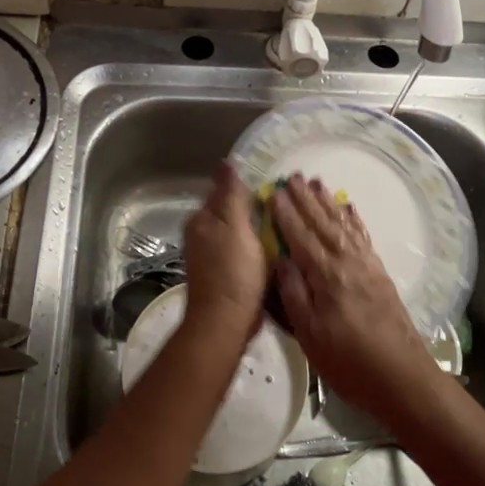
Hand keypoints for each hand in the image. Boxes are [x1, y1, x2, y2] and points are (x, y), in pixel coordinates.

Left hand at [181, 162, 268, 342]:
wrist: (225, 323)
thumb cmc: (232, 271)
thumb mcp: (235, 226)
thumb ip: (231, 194)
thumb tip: (225, 161)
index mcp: (202, 219)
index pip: (224, 192)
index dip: (247, 189)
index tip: (274, 190)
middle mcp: (200, 235)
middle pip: (230, 213)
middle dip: (252, 210)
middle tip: (283, 210)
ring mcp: (209, 258)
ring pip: (236, 234)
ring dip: (254, 231)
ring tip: (282, 230)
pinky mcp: (221, 276)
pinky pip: (240, 254)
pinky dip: (254, 251)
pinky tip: (271, 254)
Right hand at [272, 176, 439, 424]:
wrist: (401, 376)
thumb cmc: (348, 361)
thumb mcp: (309, 334)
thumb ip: (294, 293)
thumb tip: (281, 259)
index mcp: (325, 275)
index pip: (300, 235)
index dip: (285, 213)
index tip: (271, 192)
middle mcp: (346, 261)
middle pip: (322, 222)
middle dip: (305, 199)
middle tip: (291, 177)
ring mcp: (365, 265)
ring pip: (342, 224)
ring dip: (327, 202)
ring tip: (315, 182)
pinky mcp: (379, 273)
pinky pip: (362, 236)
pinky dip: (353, 219)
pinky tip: (348, 208)